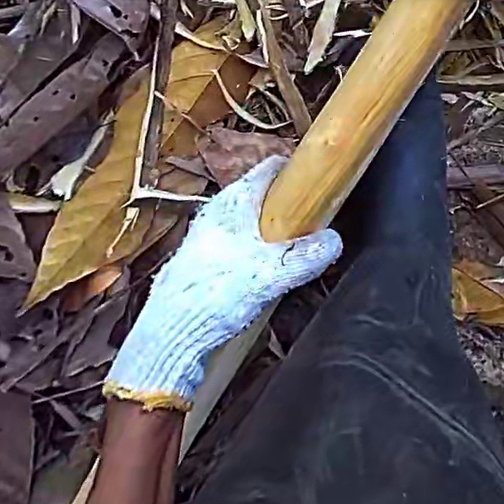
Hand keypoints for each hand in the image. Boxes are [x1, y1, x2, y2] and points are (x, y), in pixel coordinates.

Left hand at [105, 157, 341, 409]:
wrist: (167, 336)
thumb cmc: (215, 294)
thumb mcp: (271, 274)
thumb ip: (306, 256)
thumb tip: (335, 240)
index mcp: (235, 199)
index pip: (272, 167)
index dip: (297, 170)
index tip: (318, 183)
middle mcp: (217, 209)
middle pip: (261, 193)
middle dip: (287, 206)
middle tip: (310, 224)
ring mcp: (205, 233)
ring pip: (247, 219)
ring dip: (268, 230)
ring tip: (288, 253)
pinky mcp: (199, 258)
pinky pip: (234, 241)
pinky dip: (251, 248)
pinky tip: (258, 275)